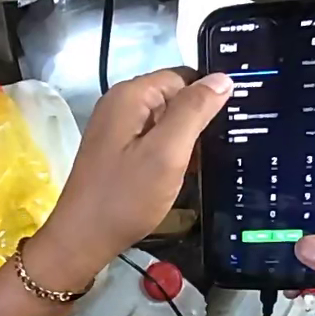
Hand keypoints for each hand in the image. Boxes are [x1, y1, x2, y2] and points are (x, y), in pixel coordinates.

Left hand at [27, 68, 232, 292]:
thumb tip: (221, 78)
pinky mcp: (117, 151)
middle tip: (219, 148)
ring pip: (165, 121)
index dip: (207, 96)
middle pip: (173, 97)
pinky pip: (153, 140)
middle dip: (197, 119)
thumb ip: (194, 111)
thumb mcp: (167, 152)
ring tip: (203, 163)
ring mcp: (117, 129)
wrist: (84, 239)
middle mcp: (120, 105)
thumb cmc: (126, 196)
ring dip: (185, 139)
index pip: (182, 77)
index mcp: (130, 96)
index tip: (230, 122)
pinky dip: (170, 152)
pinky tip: (182, 173)